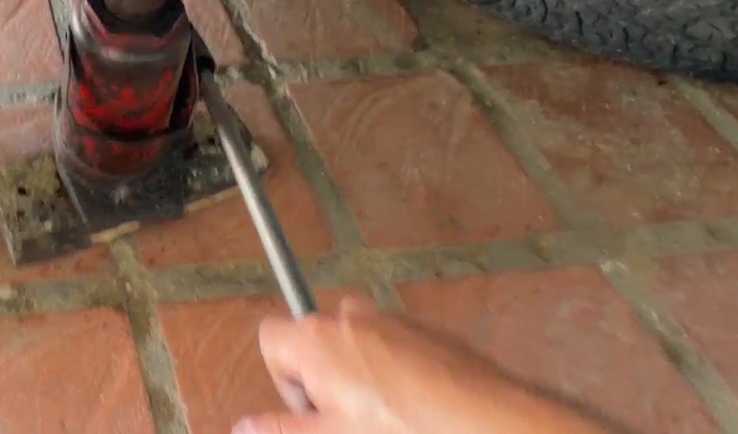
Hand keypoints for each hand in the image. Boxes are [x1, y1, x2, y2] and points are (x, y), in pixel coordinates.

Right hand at [235, 297, 614, 433]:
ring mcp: (392, 320)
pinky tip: (429, 413)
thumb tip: (240, 427)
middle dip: (329, 381)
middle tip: (359, 424)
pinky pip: (399, 347)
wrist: (497, 429)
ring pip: (359, 343)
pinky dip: (403, 373)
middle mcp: (346, 316)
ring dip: (365, 375)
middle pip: (316, 340)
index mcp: (315, 339)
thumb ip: (283, 431)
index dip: (286, 381)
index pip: (270, 339)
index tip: (316, 416)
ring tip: (398, 421)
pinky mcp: (433, 333)